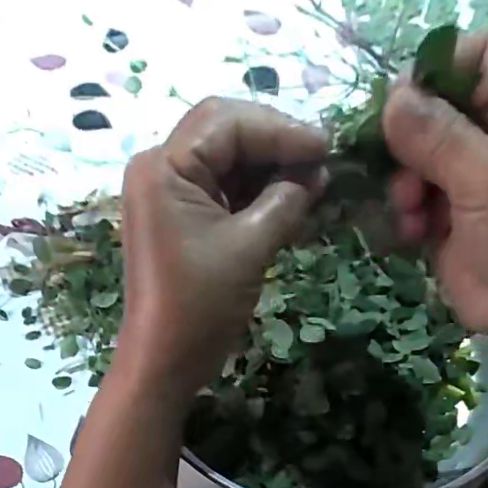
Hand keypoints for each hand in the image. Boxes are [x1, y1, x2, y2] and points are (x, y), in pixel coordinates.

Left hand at [117, 98, 327, 397]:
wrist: (163, 364)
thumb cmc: (200, 307)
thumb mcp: (249, 249)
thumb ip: (286, 201)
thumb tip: (318, 173)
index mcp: (165, 167)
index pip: (227, 123)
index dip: (282, 130)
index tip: (328, 147)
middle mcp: (159, 170)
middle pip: (224, 135)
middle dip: (275, 146)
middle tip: (322, 162)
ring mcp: (167, 196)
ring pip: (225, 164)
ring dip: (269, 171)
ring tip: (313, 185)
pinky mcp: (178, 222)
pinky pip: (221, 193)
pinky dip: (255, 196)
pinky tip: (289, 203)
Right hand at [384, 34, 487, 334]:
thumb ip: (439, 137)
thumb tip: (391, 98)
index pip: (477, 57)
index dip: (435, 71)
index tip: (397, 101)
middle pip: (437, 108)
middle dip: (409, 137)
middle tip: (395, 164)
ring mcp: (471, 178)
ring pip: (417, 156)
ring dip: (404, 179)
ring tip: (409, 207)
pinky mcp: (449, 219)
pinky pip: (413, 199)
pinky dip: (405, 211)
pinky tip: (411, 229)